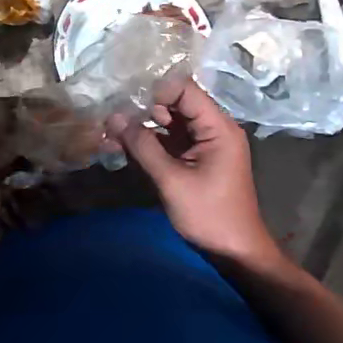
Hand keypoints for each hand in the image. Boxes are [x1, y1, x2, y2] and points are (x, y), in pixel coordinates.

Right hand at [108, 76, 285, 273]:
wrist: (235, 253)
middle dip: (141, 107)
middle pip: (173, 103)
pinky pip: (167, 140)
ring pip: (167, 122)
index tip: (122, 98)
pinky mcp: (194, 158)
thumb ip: (142, 145)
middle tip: (108, 113)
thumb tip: (113, 117)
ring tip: (108, 129)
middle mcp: (213, 128)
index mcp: (218, 127)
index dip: (153, 89)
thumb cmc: (209, 214)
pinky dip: (147, 141)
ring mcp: (203, 143)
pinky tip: (120, 144)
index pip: (183, 90)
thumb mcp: (171, 180)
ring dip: (140, 125)